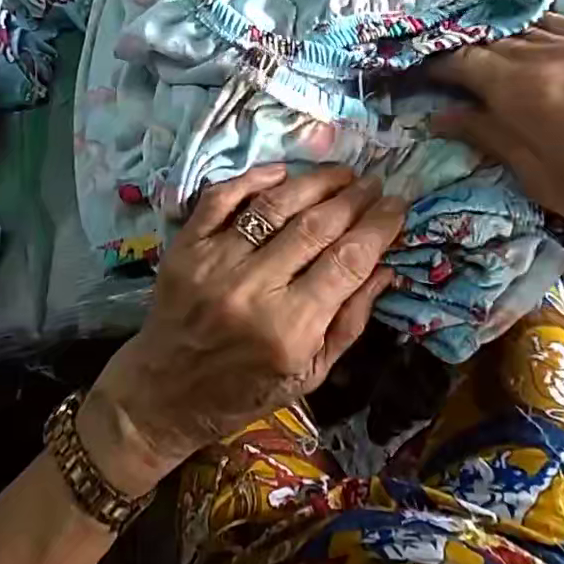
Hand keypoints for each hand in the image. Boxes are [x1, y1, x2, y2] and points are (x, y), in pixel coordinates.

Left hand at [77, 165, 406, 496]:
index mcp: (290, 329)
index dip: (379, 227)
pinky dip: (254, 179)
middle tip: (374, 183)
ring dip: (314, 182)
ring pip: (274, 206)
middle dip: (354, 199)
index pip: (348, 261)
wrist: (166, 391)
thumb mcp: (309, 374)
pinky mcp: (185, 247)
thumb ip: (350, 322)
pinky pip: (221, 198)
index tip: (397, 205)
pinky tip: (283, 173)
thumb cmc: (245, 390)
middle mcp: (252, 289)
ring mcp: (214, 263)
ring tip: (341, 173)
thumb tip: (386, 268)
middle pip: (316, 226)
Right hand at [427, 14, 563, 259]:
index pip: (461, 61)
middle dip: (461, 51)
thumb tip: (443, 115)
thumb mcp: (543, 178)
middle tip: (444, 70)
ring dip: (499, 38)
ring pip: (529, 26)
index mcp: (524, 87)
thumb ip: (491, 138)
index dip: (433, 66)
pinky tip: (538, 45)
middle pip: (491, 39)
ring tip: (484, 55)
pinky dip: (538, 32)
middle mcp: (553, 52)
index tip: (416, 76)